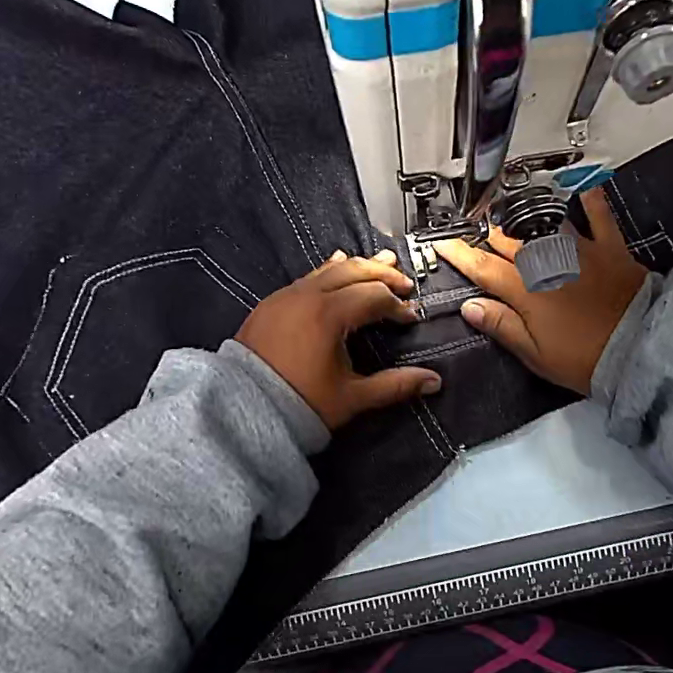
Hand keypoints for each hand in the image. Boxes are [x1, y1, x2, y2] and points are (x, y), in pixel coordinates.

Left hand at [236, 249, 441, 429]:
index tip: (411, 319)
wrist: (238, 411)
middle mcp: (307, 296)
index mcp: (329, 314)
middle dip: (383, 275)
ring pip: (329, 270)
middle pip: (354, 272)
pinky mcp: (272, 303)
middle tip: (405, 283)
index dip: (397, 307)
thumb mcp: (352, 397)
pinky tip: (336, 264)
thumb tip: (434, 381)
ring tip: (382, 261)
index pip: (374, 297)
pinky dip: (329, 271)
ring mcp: (286, 296)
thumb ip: (395, 386)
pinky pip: (308, 277)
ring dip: (358, 266)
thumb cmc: (300, 404)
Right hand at [434, 189, 648, 394]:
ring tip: (511, 219)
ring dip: (524, 222)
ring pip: (543, 226)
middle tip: (475, 236)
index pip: (482, 267)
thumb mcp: (535, 353)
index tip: (441, 245)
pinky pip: (598, 215)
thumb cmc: (587, 358)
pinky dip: (589, 200)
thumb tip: (471, 307)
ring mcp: (580, 251)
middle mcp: (549, 262)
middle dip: (487, 238)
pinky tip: (582, 188)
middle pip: (508, 242)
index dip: (458, 255)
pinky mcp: (610, 249)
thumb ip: (501, 325)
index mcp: (526, 290)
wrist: (642, 349)